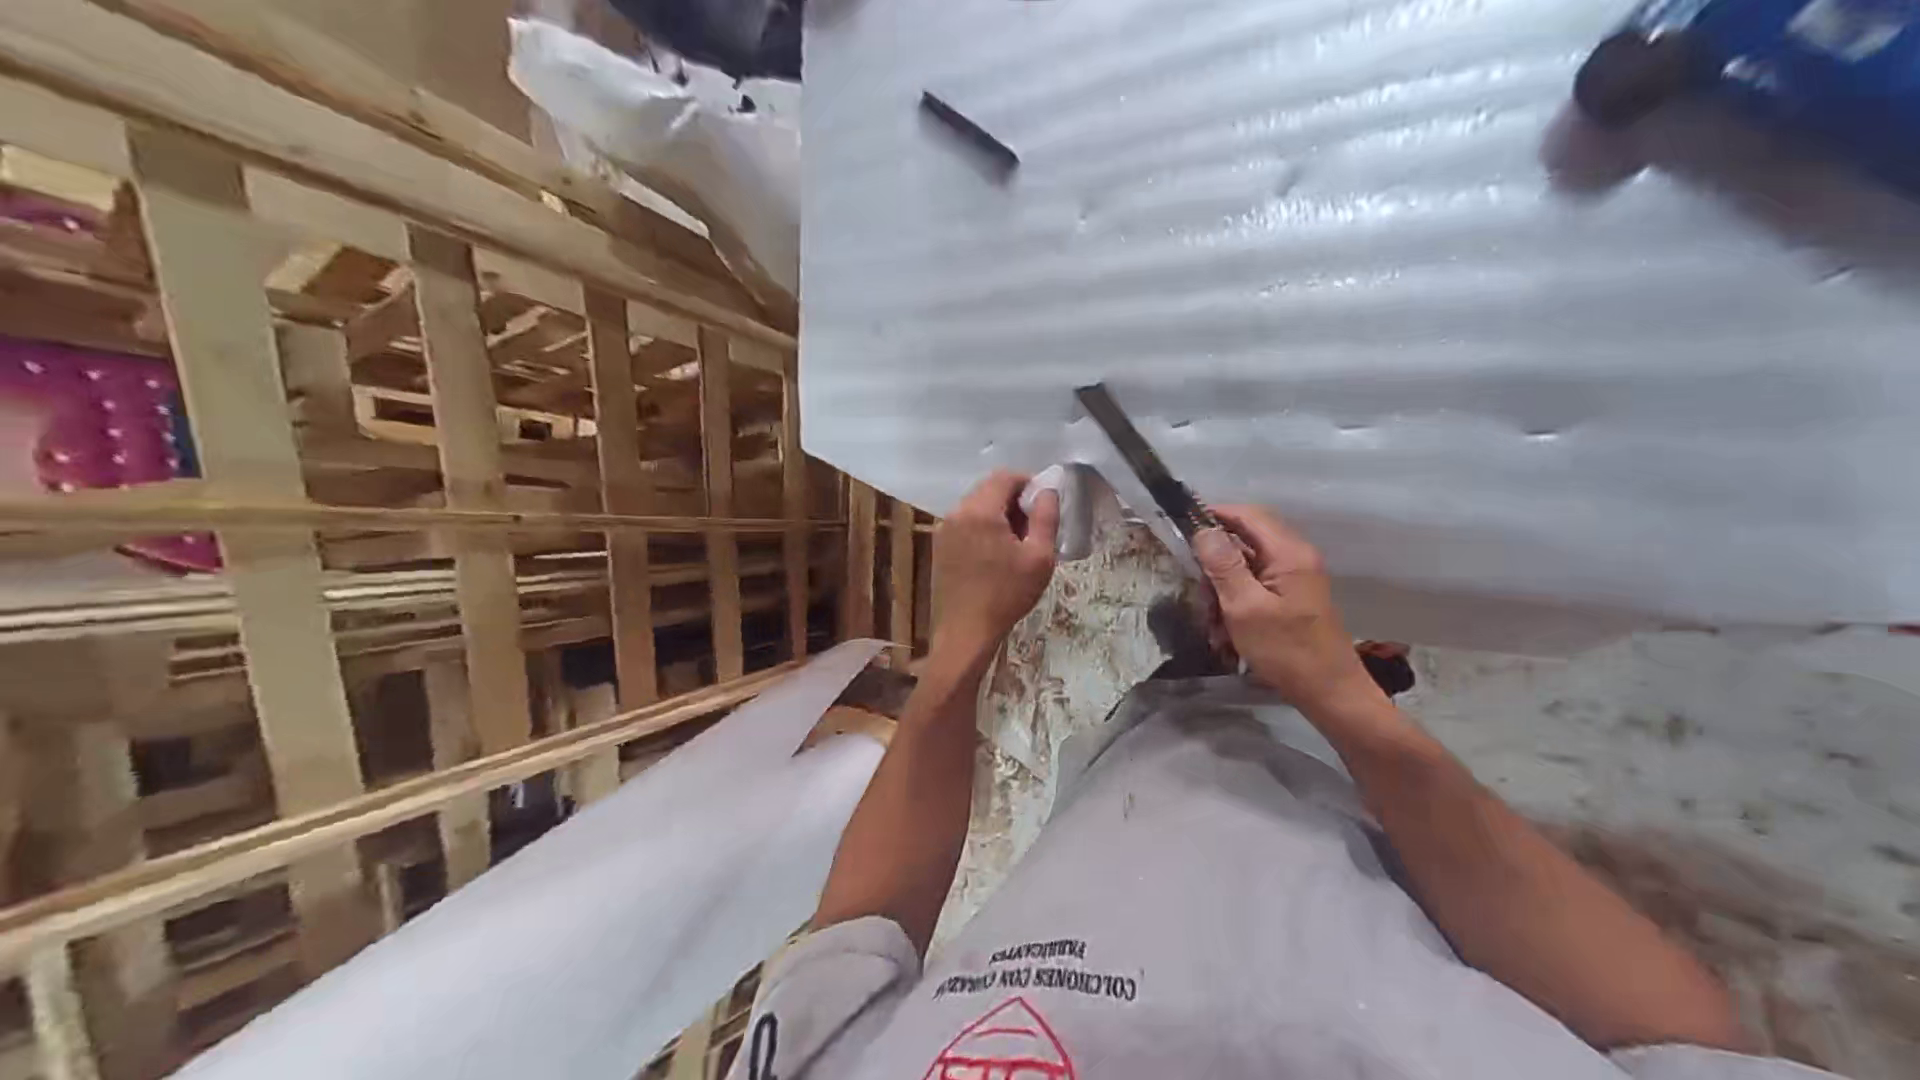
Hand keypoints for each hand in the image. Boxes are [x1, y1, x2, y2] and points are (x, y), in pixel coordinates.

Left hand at [929, 471, 1059, 667]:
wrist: (967, 631)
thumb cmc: (1007, 594)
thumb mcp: (1039, 557)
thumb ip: (1046, 517)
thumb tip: (1047, 490)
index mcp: (980, 511)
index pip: (1005, 476)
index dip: (1028, 482)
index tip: (1043, 502)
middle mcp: (957, 513)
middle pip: (989, 489)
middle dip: (1014, 499)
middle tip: (1033, 525)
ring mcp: (944, 529)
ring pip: (976, 505)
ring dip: (999, 513)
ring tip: (1017, 542)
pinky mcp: (940, 545)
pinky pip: (966, 522)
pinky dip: (984, 526)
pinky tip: (997, 552)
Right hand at [1194, 506, 1376, 713]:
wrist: (1329, 692)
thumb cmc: (1286, 650)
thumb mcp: (1245, 607)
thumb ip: (1224, 565)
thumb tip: (1204, 529)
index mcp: (1289, 553)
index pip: (1248, 514)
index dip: (1214, 514)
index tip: (1181, 525)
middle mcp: (1296, 556)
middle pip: (1247, 536)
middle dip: (1216, 556)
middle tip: (1195, 582)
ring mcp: (1296, 576)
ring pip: (1247, 562)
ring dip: (1223, 582)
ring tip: (1210, 613)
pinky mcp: (1292, 595)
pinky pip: (1255, 583)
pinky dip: (1235, 597)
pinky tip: (1224, 625)